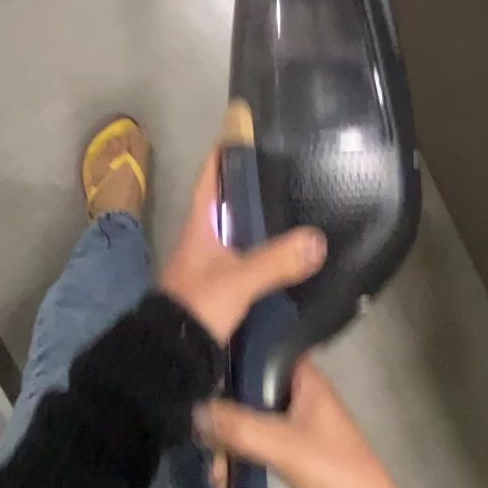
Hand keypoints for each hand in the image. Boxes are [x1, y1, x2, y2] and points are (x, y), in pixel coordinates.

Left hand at [159, 148, 325, 343]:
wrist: (170, 356)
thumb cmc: (197, 306)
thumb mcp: (238, 281)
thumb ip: (276, 262)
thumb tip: (318, 239)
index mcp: (200, 225)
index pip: (210, 177)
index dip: (225, 153)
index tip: (247, 130)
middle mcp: (203, 238)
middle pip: (228, 202)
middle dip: (252, 186)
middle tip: (288, 170)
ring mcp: (210, 264)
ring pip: (237, 231)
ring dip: (260, 221)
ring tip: (296, 207)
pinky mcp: (220, 288)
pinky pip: (245, 258)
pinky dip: (263, 252)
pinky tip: (287, 255)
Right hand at [197, 360, 419, 487]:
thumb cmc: (334, 473)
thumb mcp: (284, 447)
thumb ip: (239, 427)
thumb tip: (196, 411)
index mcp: (306, 382)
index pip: (265, 354)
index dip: (235, 360)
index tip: (205, 374)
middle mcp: (301, 400)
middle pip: (250, 397)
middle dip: (226, 424)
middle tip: (210, 449)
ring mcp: (297, 432)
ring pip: (251, 429)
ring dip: (231, 452)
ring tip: (220, 480)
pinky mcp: (294, 462)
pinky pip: (259, 455)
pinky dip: (242, 468)